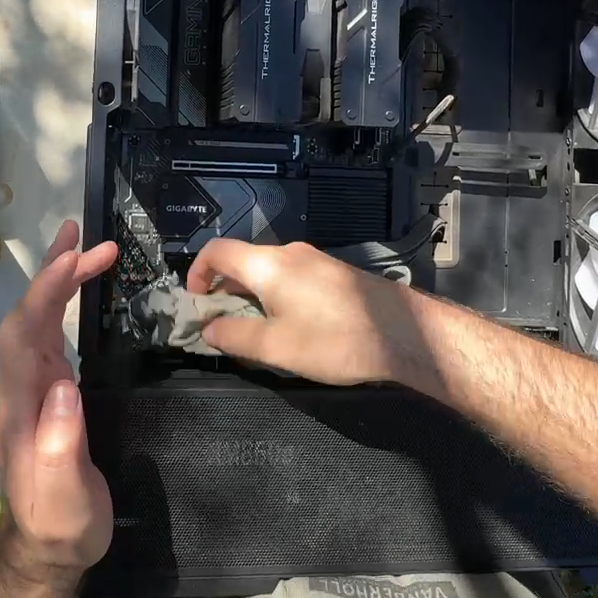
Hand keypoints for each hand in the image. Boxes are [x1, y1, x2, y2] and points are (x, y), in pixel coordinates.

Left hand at [0, 220, 118, 581]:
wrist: (47, 546)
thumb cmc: (58, 521)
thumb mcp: (62, 494)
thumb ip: (59, 446)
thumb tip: (64, 389)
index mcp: (19, 402)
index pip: (25, 332)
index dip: (46, 291)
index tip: (74, 257)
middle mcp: (20, 385)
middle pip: (28, 314)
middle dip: (52, 272)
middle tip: (84, 235)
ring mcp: (31, 386)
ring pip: (38, 319)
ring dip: (57, 280)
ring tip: (84, 247)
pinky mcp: (48, 390)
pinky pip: (51, 333)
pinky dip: (64, 303)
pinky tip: (79, 289)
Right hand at [185, 240, 439, 387]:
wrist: (403, 332)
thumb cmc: (334, 339)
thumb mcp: (276, 346)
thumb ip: (235, 336)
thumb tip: (208, 328)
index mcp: (267, 264)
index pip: (216, 251)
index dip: (196, 273)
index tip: (195, 303)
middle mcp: (288, 253)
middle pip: (241, 261)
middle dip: (223, 290)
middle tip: (220, 325)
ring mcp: (314, 260)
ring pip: (267, 271)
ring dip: (250, 296)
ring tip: (254, 331)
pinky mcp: (333, 273)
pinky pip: (290, 277)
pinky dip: (275, 296)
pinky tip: (289, 326)